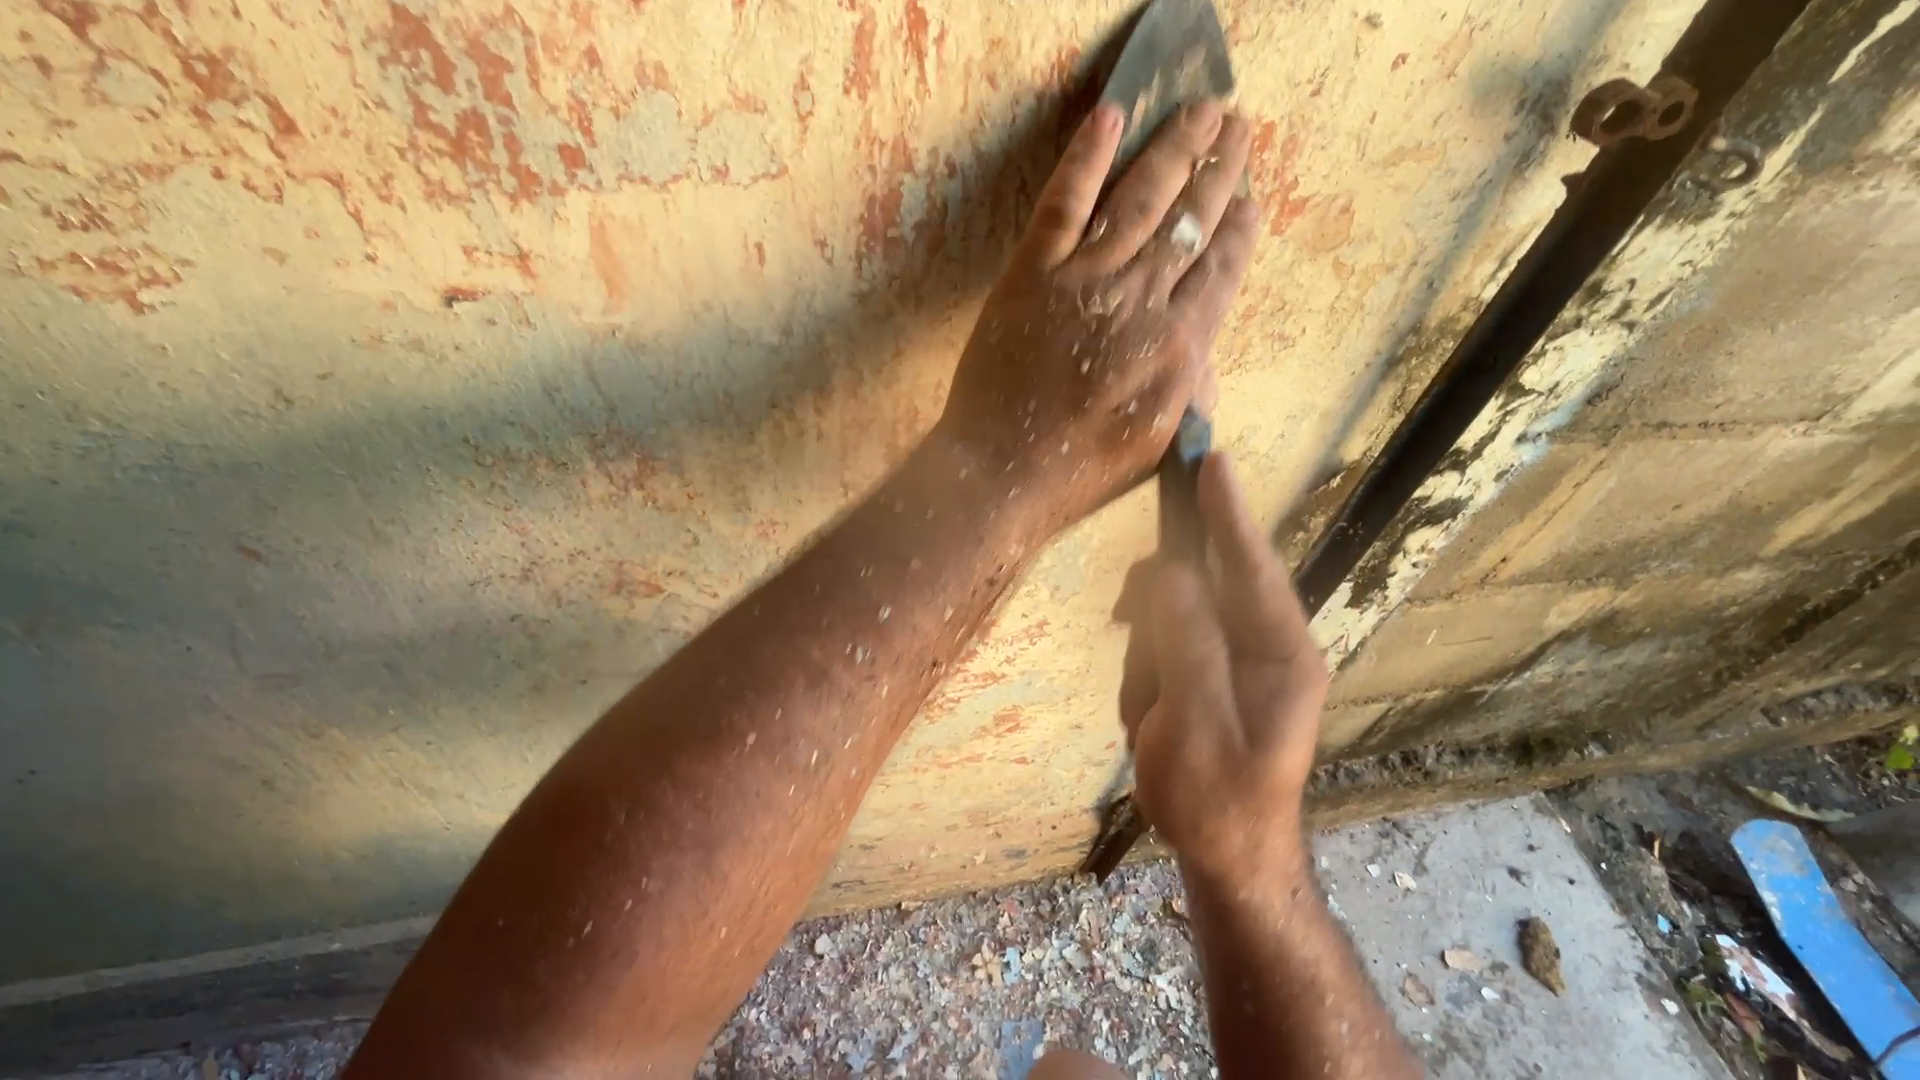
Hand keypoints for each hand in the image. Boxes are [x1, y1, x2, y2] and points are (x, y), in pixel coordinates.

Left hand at [936, 99, 1256, 532]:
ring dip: (1175, 148)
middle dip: (1219, 170)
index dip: (1238, 233)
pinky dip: (1087, 157)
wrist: (1003, 472)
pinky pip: (1065, 203)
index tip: (1251, 199)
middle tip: (1239, 126)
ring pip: (1140, 201)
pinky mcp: (1033, 272)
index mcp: (1179, 347)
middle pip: (1190, 223)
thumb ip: (1187, 390)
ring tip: (1202, 108)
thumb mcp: (1156, 443)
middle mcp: (1142, 302)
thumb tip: (1204, 355)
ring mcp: (1086, 280)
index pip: (1220, 273)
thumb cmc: (1080, 470)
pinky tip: (1112, 117)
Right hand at [1126, 454, 1327, 882]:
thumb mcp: (1197, 731)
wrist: (1227, 854)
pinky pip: (1162, 646)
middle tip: (1123, 623)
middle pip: (1203, 586)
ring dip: (1145, 660)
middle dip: (1158, 609)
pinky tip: (1146, 719)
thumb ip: (1188, 648)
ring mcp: (1236, 660)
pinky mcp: (1209, 674)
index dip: (1226, 512)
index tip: (1209, 457)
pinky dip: (1143, 678)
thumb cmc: (1219, 802)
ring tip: (1145, 716)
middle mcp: (1265, 646)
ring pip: (1171, 617)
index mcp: (1281, 654)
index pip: (1251, 566)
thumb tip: (1172, 575)